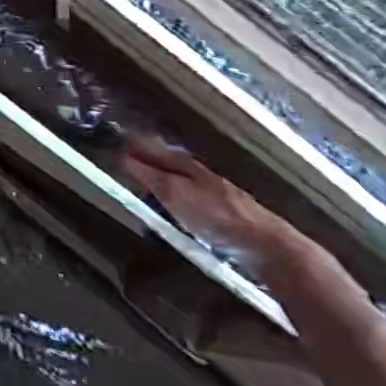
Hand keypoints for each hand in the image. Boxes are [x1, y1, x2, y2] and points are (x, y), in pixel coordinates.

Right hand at [122, 134, 300, 268]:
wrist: (269, 246)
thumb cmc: (215, 215)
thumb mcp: (174, 193)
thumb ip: (149, 175)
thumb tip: (123, 155)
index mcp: (187, 166)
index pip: (155, 149)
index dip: (136, 145)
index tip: (116, 140)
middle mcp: (202, 175)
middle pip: (170, 162)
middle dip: (150, 158)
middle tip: (128, 156)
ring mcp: (218, 195)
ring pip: (183, 179)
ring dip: (165, 176)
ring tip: (149, 180)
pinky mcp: (229, 215)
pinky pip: (194, 197)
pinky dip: (180, 195)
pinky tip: (178, 205)